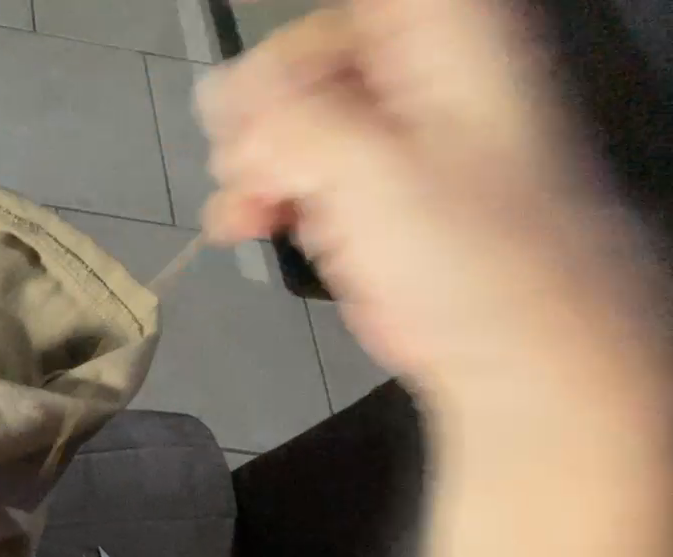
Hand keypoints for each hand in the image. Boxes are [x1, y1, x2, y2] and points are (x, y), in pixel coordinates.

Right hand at [198, 0, 669, 411]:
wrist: (512, 347)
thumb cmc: (462, 256)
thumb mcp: (373, 173)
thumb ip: (295, 120)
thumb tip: (219, 83)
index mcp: (449, 53)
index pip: (366, 5)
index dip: (303, 39)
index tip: (263, 93)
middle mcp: (415, 89)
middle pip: (315, 56)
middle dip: (263, 109)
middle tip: (249, 162)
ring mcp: (383, 147)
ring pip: (289, 121)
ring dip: (248, 163)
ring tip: (245, 211)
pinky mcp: (358, 200)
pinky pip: (290, 174)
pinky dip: (256, 198)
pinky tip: (246, 228)